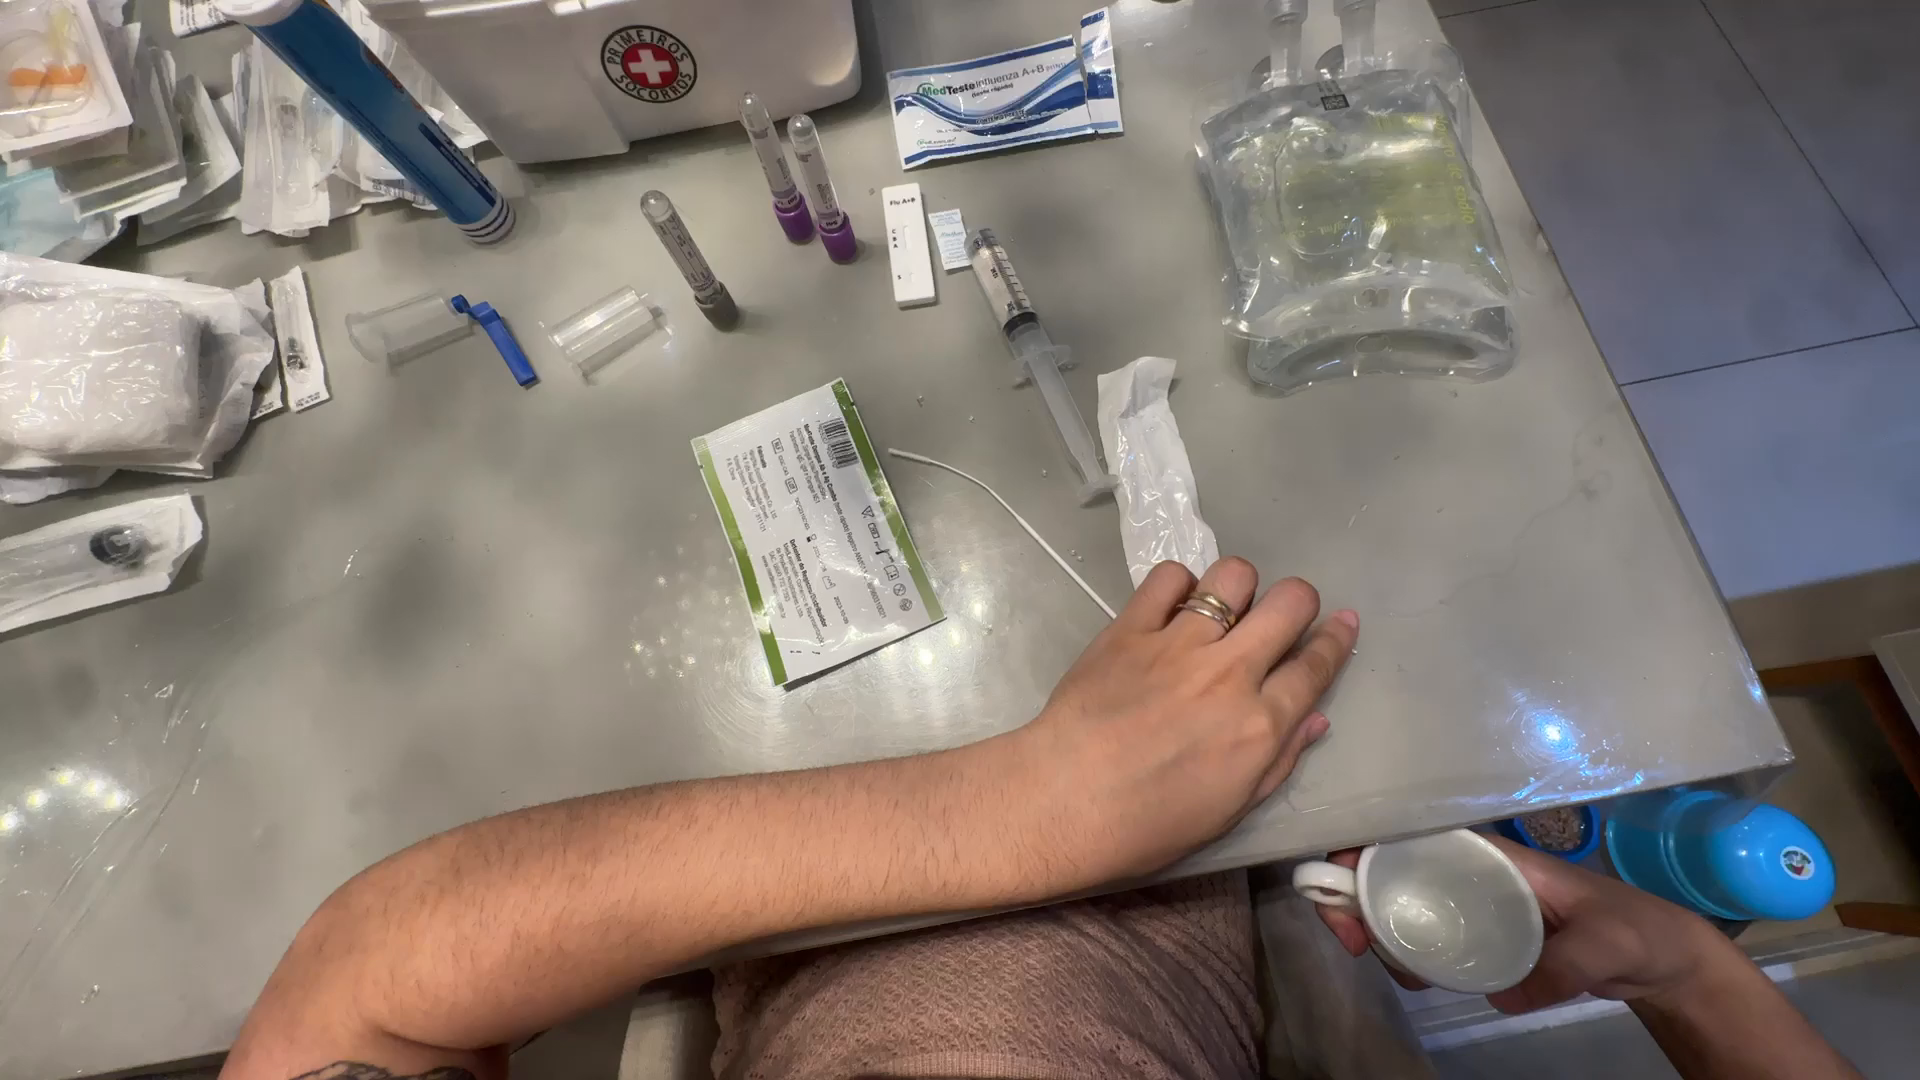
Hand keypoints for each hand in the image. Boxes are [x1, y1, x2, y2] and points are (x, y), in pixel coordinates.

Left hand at [998, 557, 1358, 892]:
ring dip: (1238, 585)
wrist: (1067, 798)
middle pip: (1289, 604)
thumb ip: (1279, 758)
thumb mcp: (1231, 808)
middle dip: (1298, 600)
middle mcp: (1229, 673)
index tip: (1343, 622)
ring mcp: (1178, 644)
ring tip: (1222, 606)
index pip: (1316, 665)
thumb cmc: (1151, 822)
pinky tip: (1172, 603)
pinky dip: (1178, 582)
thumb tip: (1315, 718)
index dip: (1337, 639)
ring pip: (1232, 577)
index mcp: (1261, 724)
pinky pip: (1167, 577)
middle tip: (1281, 613)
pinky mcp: (1130, 627)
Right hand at [1317, 835, 1723, 1012]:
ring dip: (1372, 930)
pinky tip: (1415, 976)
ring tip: (1388, 965)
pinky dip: (1400, 954)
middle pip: (1380, 870)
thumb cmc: (1634, 929)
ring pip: (1392, 905)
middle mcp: (1457, 869)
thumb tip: (1498, 994)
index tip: (1341, 890)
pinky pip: (1419, 937)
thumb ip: (1561, 965)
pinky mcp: (1469, 933)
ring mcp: (1460, 901)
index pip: (1400, 836)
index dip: (1356, 853)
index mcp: (1479, 852)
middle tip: (1352, 942)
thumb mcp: (1608, 942)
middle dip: (1349, 899)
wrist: (1662, 960)